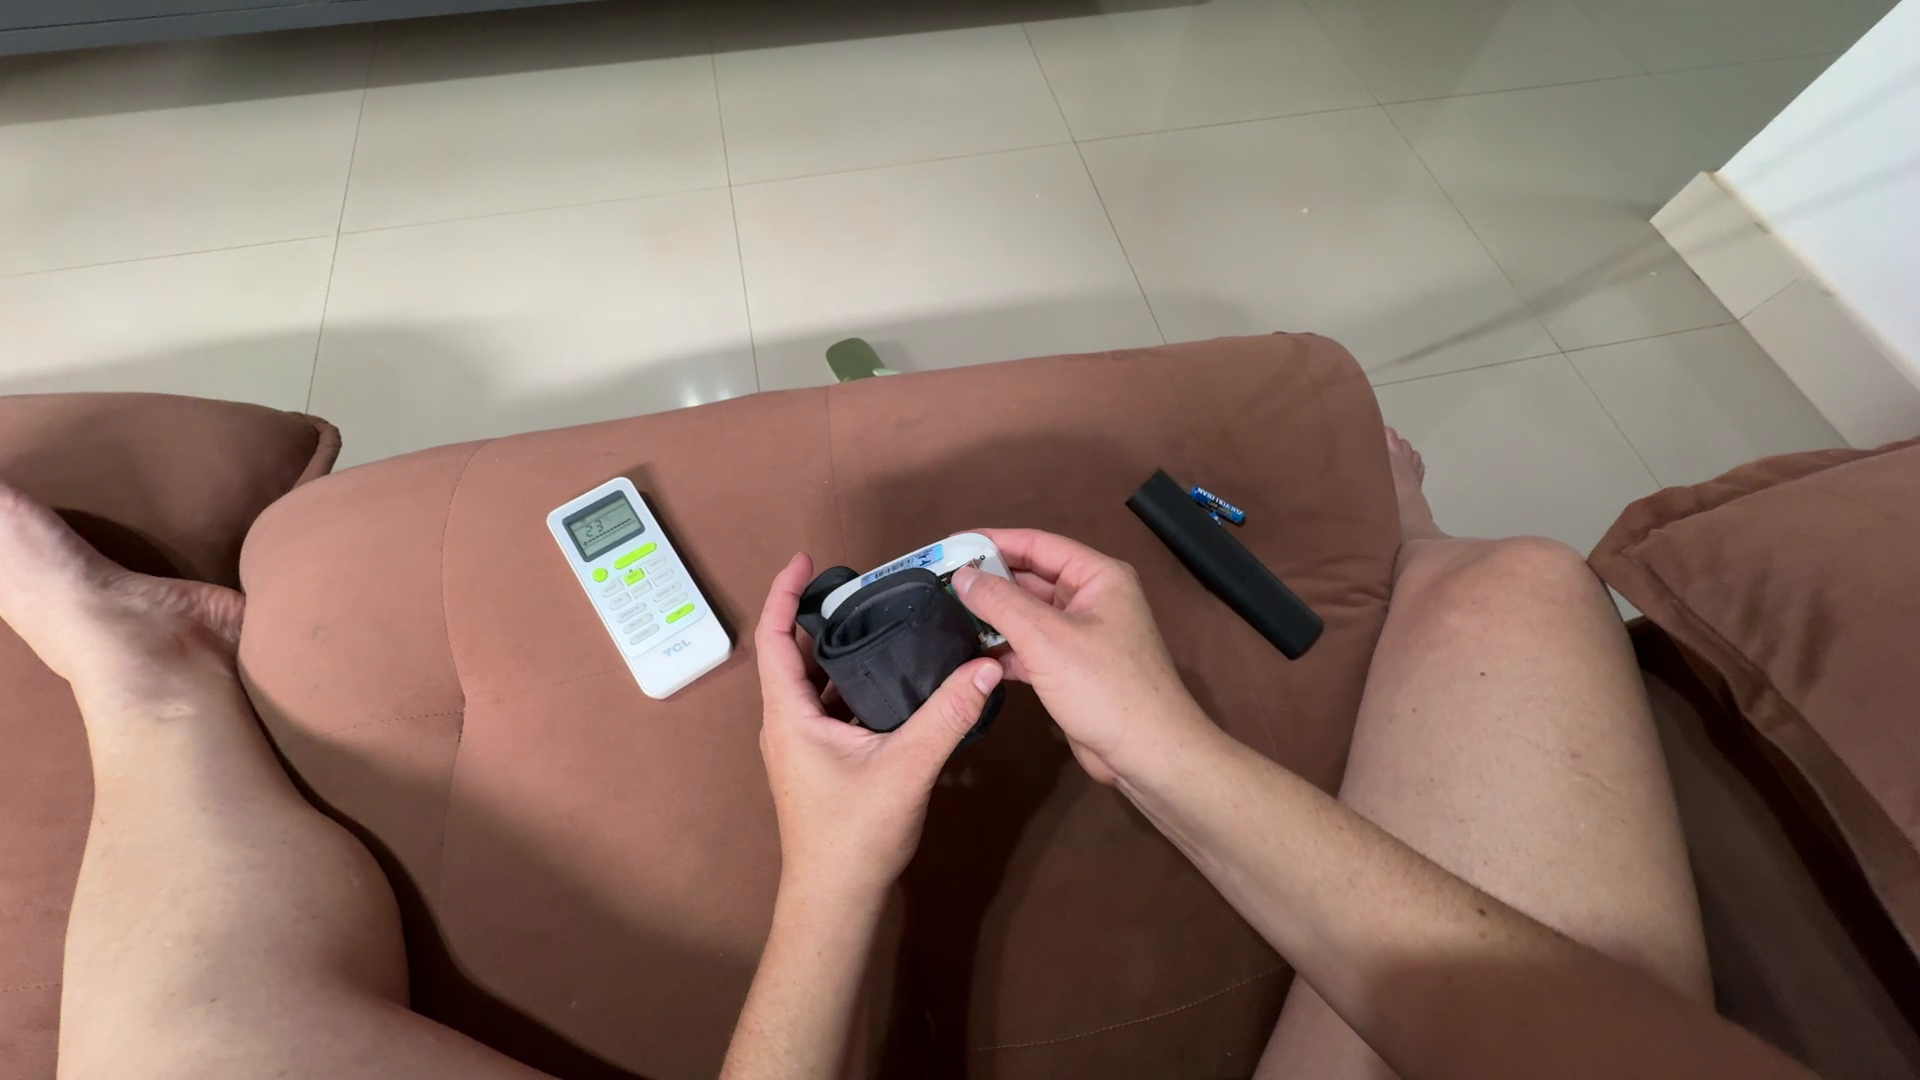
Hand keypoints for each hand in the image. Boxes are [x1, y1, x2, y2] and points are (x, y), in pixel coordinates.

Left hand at [755, 552, 1002, 903]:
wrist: (835, 901)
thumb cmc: (854, 834)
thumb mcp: (907, 767)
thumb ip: (948, 714)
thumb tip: (985, 665)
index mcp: (789, 715)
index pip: (772, 639)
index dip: (782, 594)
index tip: (805, 560)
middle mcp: (788, 723)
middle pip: (794, 654)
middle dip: (820, 617)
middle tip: (864, 588)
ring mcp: (803, 743)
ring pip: (816, 682)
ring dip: (840, 651)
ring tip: (882, 622)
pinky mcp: (821, 759)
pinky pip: (832, 705)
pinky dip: (854, 682)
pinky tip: (892, 678)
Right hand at [952, 529, 1215, 785]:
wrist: (1147, 755)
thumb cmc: (1104, 686)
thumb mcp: (1047, 637)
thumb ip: (1000, 602)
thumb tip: (962, 575)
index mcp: (1097, 576)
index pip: (1038, 544)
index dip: (993, 542)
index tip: (951, 545)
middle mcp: (1091, 598)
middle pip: (1031, 579)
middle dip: (989, 581)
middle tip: (940, 583)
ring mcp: (1081, 635)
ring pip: (1028, 615)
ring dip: (993, 617)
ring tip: (947, 615)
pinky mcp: (1071, 668)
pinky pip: (1031, 647)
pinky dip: (1005, 649)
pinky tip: (971, 654)